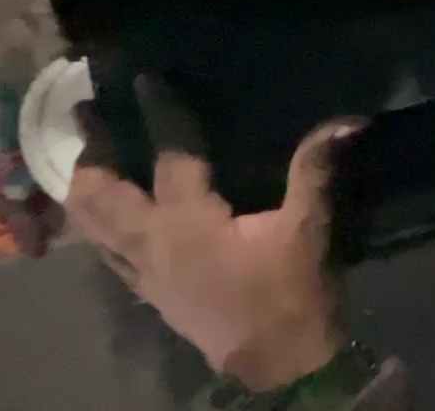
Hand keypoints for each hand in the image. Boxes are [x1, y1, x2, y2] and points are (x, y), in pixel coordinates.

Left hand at [67, 77, 362, 391]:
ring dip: (87, 186)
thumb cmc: (290, 284)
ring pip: (89, 224)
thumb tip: (347, 118)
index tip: (145, 81)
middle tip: (94, 115)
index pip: (169, 157)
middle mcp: (148, 242)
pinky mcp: (144, 287)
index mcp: (188, 222)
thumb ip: (317, 168)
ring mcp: (138, 269)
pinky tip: (109, 212)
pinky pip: (104, 247)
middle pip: (101, 193)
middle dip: (94, 151)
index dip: (160, 116)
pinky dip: (96, 221)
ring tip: (91, 156)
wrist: (273, 352)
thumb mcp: (309, 223)